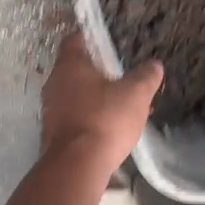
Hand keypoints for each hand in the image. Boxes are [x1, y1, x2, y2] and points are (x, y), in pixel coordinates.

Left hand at [40, 32, 163, 173]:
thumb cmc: (105, 119)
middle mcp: (54, 82)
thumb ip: (145, 77)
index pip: (74, 40)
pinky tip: (110, 130)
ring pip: (75, 95)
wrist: (76, 165)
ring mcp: (50, 109)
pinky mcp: (52, 132)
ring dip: (96, 98)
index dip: (90, 39)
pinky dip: (90, 118)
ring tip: (122, 109)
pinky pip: (73, 116)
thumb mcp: (135, 94)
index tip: (107, 44)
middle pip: (75, 69)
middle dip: (98, 74)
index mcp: (70, 65)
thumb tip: (154, 65)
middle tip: (122, 81)